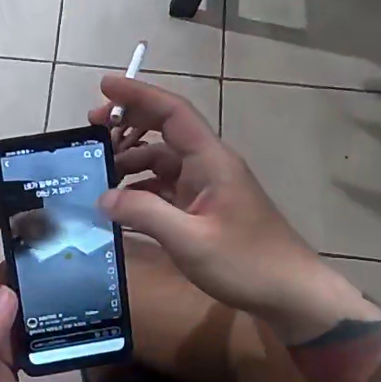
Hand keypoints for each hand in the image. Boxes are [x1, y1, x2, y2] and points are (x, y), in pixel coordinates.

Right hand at [89, 76, 375, 342]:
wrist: (292, 296)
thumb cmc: (247, 263)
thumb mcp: (189, 240)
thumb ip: (142, 214)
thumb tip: (102, 197)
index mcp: (211, 162)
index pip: (172, 114)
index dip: (138, 95)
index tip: (104, 85)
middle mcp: (207, 167)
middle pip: (162, 132)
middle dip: (126, 125)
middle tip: (88, 131)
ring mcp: (204, 188)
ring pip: (158, 161)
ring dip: (127, 161)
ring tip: (94, 174)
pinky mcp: (200, 208)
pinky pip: (161, 187)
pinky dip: (136, 189)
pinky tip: (114, 205)